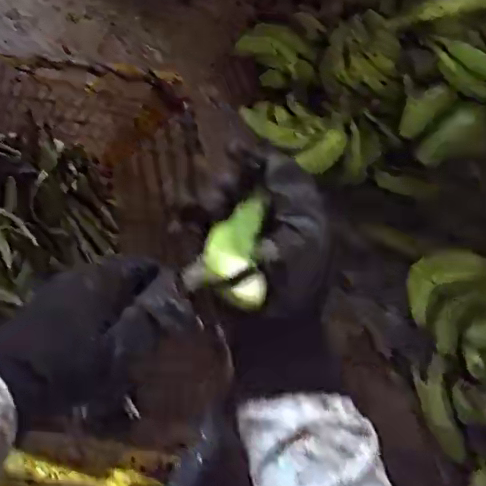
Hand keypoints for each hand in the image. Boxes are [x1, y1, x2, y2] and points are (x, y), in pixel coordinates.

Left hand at [0, 256, 159, 425]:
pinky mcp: (44, 304)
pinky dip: (98, 317)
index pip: (142, 265)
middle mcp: (81, 273)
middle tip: (159, 328)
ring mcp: (59, 287)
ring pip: (101, 290)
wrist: (5, 378)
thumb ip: (145, 325)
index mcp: (101, 279)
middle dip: (142, 298)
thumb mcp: (114, 354)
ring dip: (119, 309)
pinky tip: (100, 345)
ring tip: (133, 340)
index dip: (165, 283)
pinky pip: (82, 303)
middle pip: (122, 277)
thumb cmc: (65, 367)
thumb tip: (175, 301)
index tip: (180, 308)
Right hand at [193, 146, 341, 397]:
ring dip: (202, 200)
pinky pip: (193, 225)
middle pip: (238, 181)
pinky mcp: (212, 248)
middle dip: (224, 182)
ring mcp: (236, 230)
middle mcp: (263, 213)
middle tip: (218, 196)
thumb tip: (269, 174)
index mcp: (292, 208)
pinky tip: (178, 225)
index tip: (231, 150)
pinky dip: (184, 221)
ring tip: (198, 211)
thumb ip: (289, 210)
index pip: (272, 169)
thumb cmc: (298, 289)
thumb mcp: (306, 242)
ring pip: (212, 199)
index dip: (253, 156)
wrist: (275, 336)